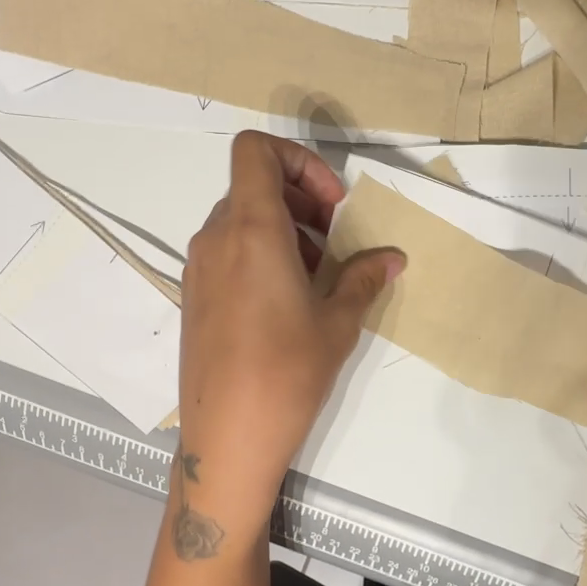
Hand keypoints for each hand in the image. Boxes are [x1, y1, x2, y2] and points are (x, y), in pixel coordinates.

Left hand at [179, 131, 402, 500]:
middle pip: (252, 186)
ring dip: (283, 231)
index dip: (299, 161)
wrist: (229, 435)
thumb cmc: (288, 373)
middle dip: (300, 201)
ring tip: (317, 278)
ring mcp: (199, 269)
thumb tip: (392, 257)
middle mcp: (216, 238)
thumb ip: (364, 278)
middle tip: (335, 242)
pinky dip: (260, 256)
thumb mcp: (338, 324)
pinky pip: (227, 253)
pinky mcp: (194, 298)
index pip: (256, 150)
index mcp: (252, 230)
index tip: (332, 205)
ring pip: (239, 221)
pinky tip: (287, 305)